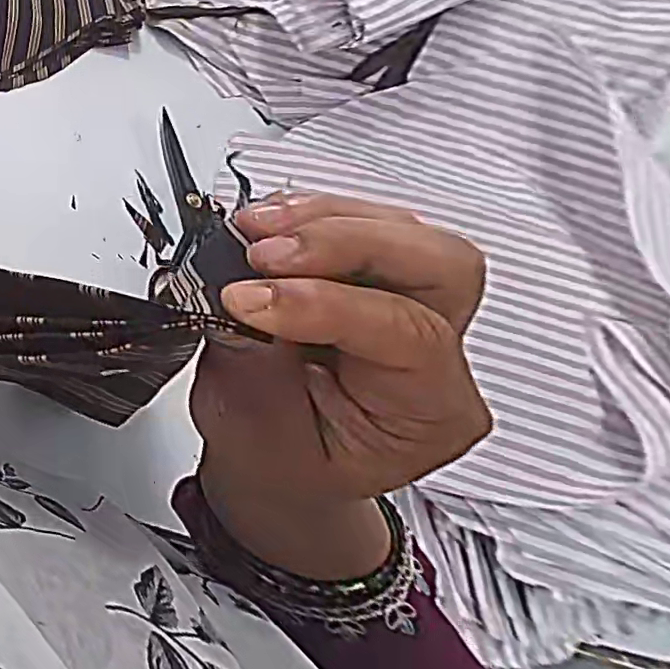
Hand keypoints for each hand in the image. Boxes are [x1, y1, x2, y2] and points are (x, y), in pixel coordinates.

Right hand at [191, 193, 490, 576]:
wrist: (274, 454)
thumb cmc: (276, 456)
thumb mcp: (252, 428)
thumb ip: (249, 354)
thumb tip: (233, 290)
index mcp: (427, 410)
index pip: (406, 335)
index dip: (320, 305)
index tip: (244, 300)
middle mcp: (435, 351)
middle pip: (437, 264)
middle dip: (345, 243)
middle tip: (264, 251)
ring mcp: (408, 304)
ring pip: (401, 230)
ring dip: (320, 220)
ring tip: (252, 230)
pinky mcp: (367, 275)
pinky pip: (357, 220)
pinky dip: (306, 212)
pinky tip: (264, 223)